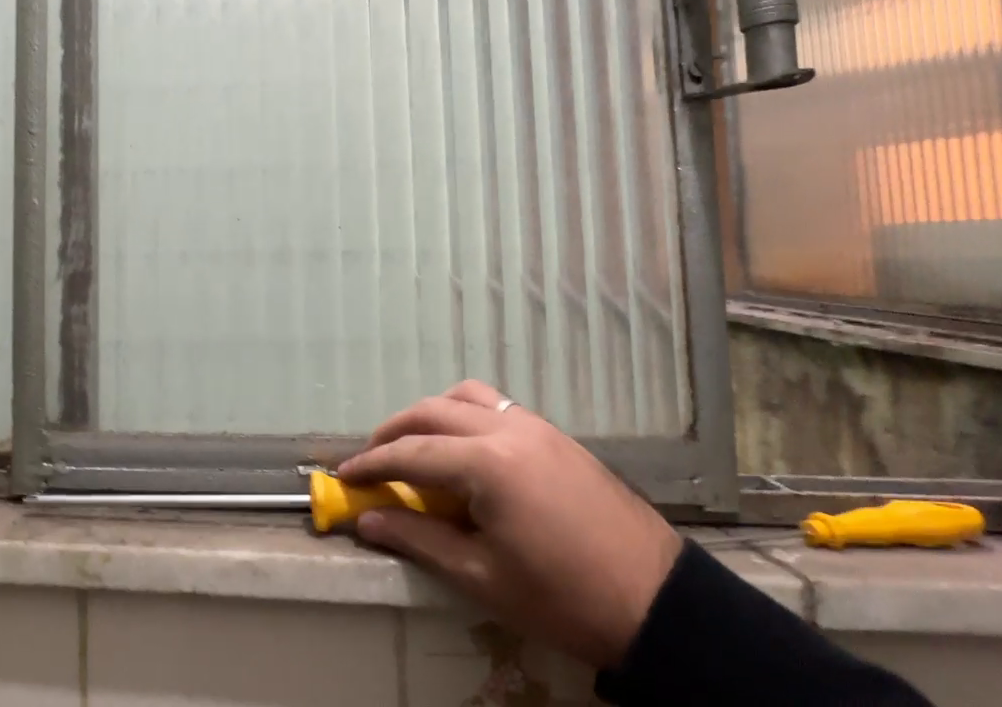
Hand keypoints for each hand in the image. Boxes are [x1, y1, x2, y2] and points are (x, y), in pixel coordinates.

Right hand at [337, 380, 682, 669]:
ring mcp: (538, 428)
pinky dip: (466, 416)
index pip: (412, 453)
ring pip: (467, 396)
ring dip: (431, 414)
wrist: (658, 605)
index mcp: (488, 464)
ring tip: (416, 446)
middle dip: (393, 432)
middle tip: (372, 461)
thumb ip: (418, 539)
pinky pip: (498, 406)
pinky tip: (464, 450)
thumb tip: (366, 520)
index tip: (343, 476)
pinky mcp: (558, 437)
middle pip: (432, 411)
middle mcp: (509, 430)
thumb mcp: (482, 576)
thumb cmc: (563, 598)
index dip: (371, 464)